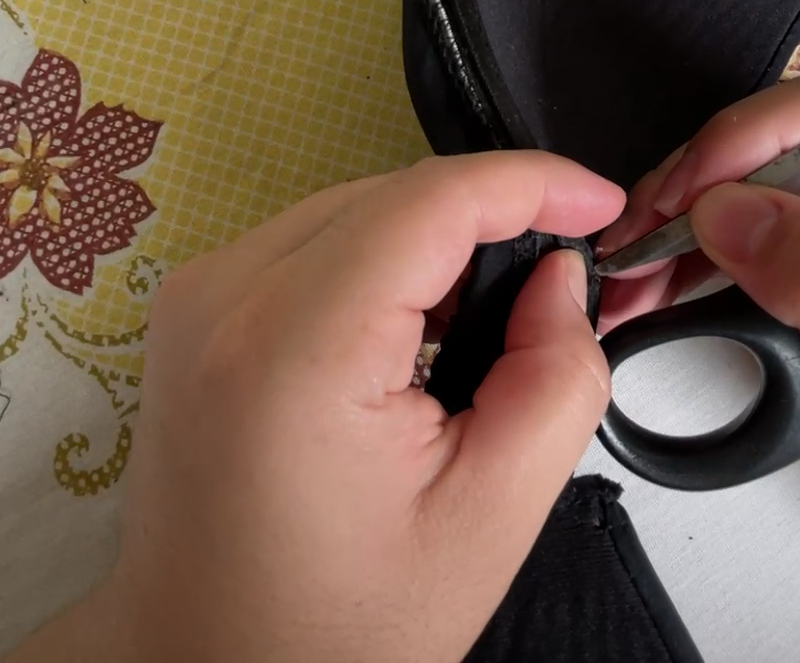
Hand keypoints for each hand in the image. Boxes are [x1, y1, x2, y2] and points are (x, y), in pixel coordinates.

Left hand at [12, 153, 624, 662]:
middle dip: (490, 216)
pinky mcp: (199, 300)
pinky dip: (385, 256)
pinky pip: (317, 237)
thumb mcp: (489, 515)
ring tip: (486, 316)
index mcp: (292, 348)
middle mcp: (225, 293)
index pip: (427, 203)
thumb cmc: (339, 619)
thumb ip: (555, 376)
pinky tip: (415, 322)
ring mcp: (200, 289)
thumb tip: (558, 276)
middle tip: (557, 276)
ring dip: (438, 238)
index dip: (529, 183)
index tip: (601, 204)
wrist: (203, 657)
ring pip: (357, 207)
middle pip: (392, 196)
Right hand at [597, 60, 799, 660]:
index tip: (692, 194)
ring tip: (629, 270)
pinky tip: (649, 284)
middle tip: (637, 237)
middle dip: (705, 180)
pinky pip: (747, 223)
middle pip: (798, 131)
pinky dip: (688, 251)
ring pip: (757, 174)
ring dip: (682, 218)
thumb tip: (726, 212)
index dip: (770, 132)